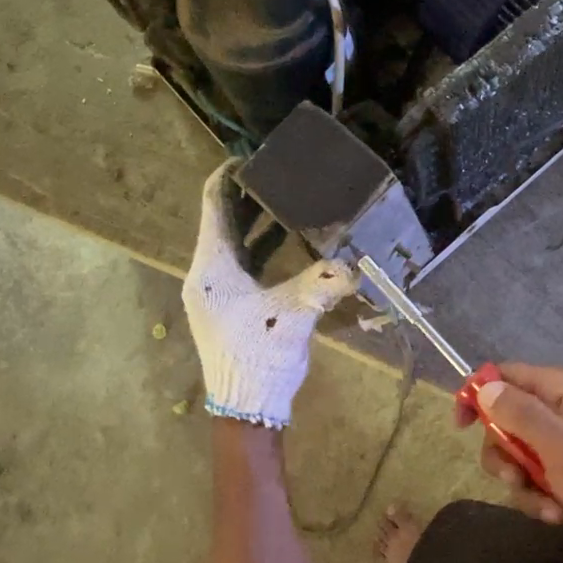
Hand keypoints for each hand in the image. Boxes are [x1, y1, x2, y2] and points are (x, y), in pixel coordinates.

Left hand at [183, 160, 356, 427]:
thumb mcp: (295, 315)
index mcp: (212, 268)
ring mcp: (213, 291)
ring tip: (286, 197)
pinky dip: (257, 246)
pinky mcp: (225, 305)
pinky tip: (286, 239)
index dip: (229, 176)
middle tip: (278, 172)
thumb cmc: (261, 356)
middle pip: (221, 220)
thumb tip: (357, 262)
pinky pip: (238, 262)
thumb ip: (323, 283)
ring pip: (230, 242)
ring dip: (254, 221)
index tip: (252, 155)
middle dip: (247, 196)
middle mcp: (205, 274)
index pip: (213, 205)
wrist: (246, 407)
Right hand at [457, 363, 562, 545]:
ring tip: (549, 507)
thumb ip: (522, 416)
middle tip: (516, 479)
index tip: (461, 427)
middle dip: (505, 455)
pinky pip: (539, 473)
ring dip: (524, 484)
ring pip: (519, 452)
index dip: (478, 394)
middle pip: (507, 419)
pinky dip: (542, 495)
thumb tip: (485, 387)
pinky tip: (560, 513)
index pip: (506, 375)